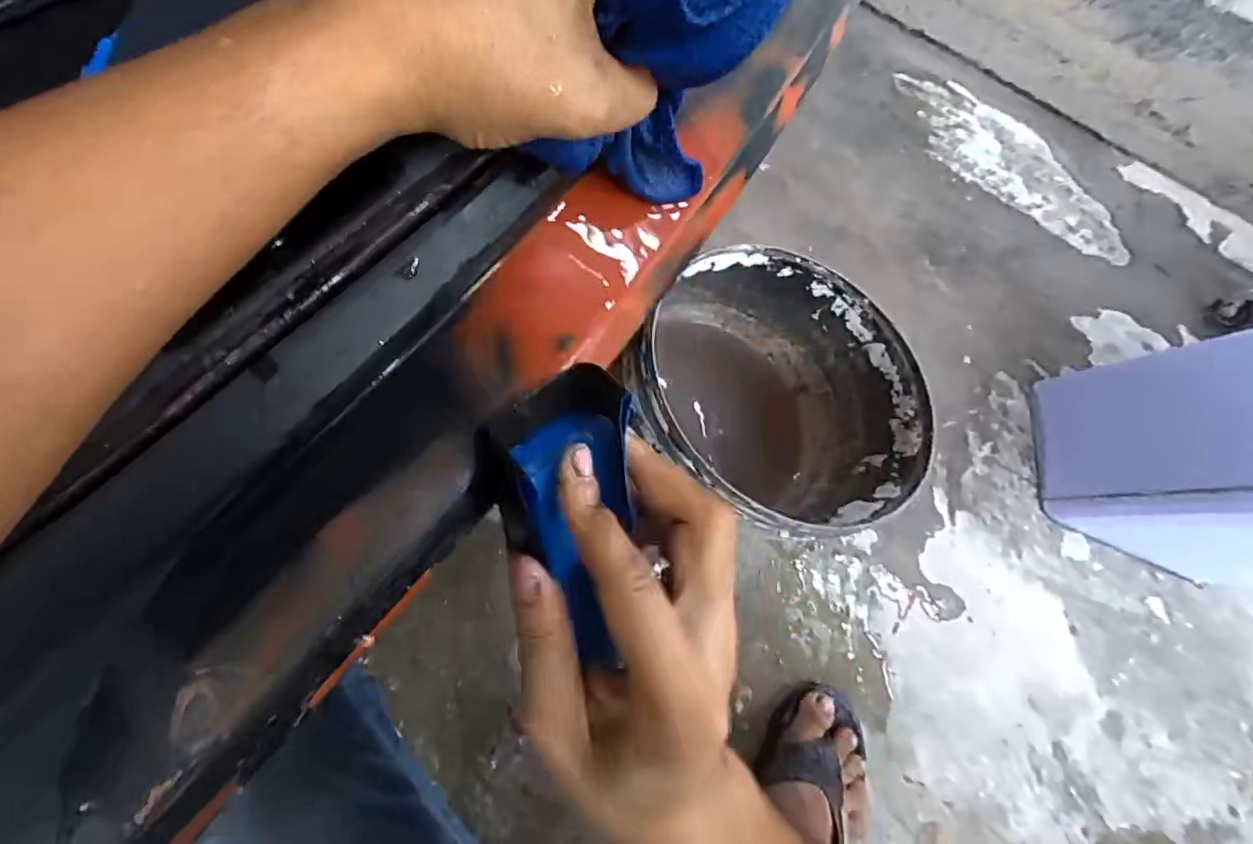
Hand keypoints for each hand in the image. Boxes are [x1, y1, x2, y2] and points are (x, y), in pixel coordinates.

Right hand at [509, 436, 796, 843]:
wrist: (689, 803)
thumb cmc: (618, 780)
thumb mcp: (558, 734)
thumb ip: (543, 647)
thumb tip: (527, 560)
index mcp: (673, 688)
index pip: (637, 585)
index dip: (598, 522)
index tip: (568, 469)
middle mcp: (714, 637)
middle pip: (708, 527)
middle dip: (654, 473)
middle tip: (597, 448)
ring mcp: (725, 617)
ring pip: (710, 521)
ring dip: (659, 480)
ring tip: (603, 467)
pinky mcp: (719, 603)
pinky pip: (699, 533)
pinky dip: (661, 502)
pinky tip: (618, 505)